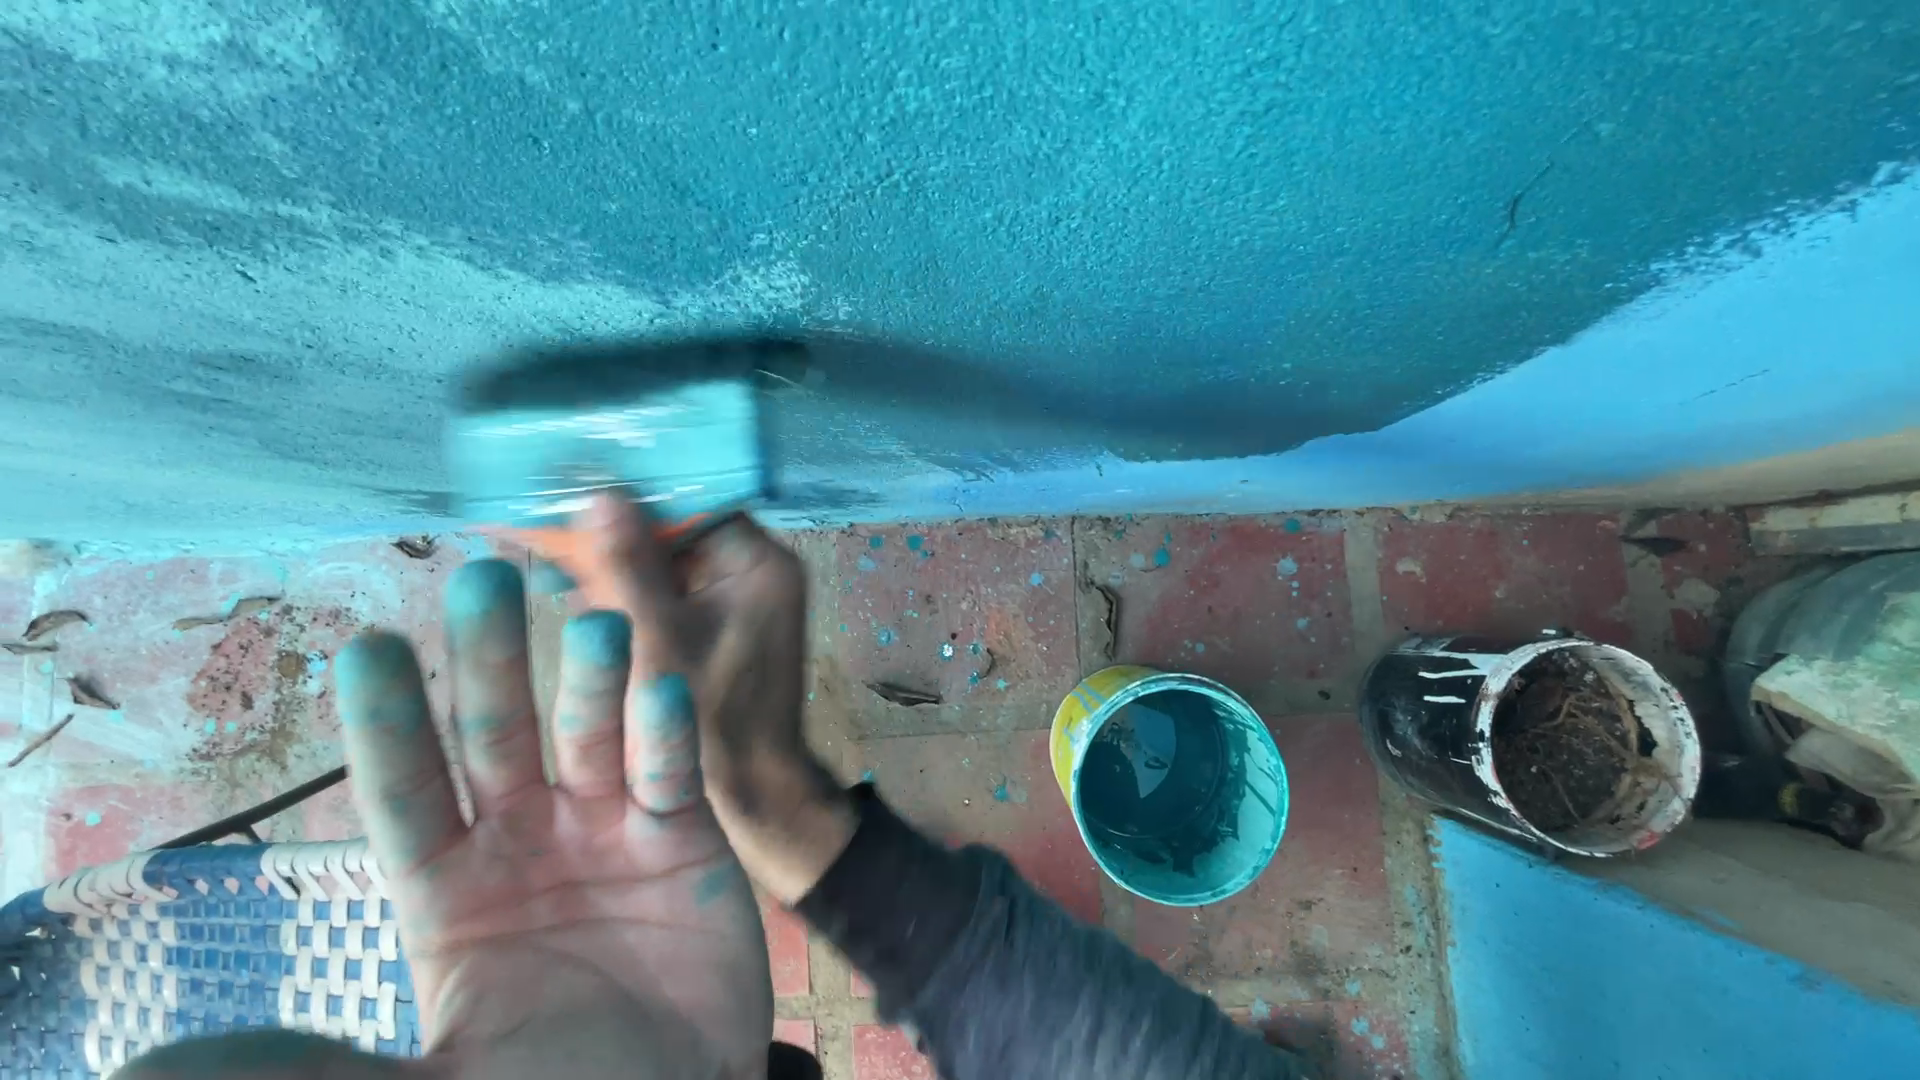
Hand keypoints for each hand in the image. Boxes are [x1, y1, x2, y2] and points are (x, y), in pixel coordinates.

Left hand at [334, 545, 770, 1075]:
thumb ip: (314, 1075)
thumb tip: (160, 1056)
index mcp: (450, 891)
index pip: (409, 793)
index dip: (389, 724)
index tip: (367, 644)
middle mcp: (527, 842)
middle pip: (500, 735)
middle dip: (490, 659)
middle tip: (485, 576)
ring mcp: (610, 832)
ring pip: (593, 735)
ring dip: (591, 677)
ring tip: (593, 621)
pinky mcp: (682, 836)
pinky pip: (670, 775)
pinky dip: (666, 733)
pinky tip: (662, 691)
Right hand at [516, 496, 857, 904]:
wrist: (754, 793)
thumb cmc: (712, 725)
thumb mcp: (659, 646)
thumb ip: (628, 571)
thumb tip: (596, 493)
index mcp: (759, 563)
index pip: (690, 501)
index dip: (627, 492)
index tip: (561, 482)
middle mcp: (757, 569)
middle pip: (675, 527)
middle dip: (611, 527)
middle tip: (537, 516)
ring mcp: (739, 596)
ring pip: (667, 558)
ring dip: (613, 559)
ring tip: (540, 548)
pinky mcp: (720, 622)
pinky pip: (669, 590)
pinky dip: (626, 591)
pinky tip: (572, 591)